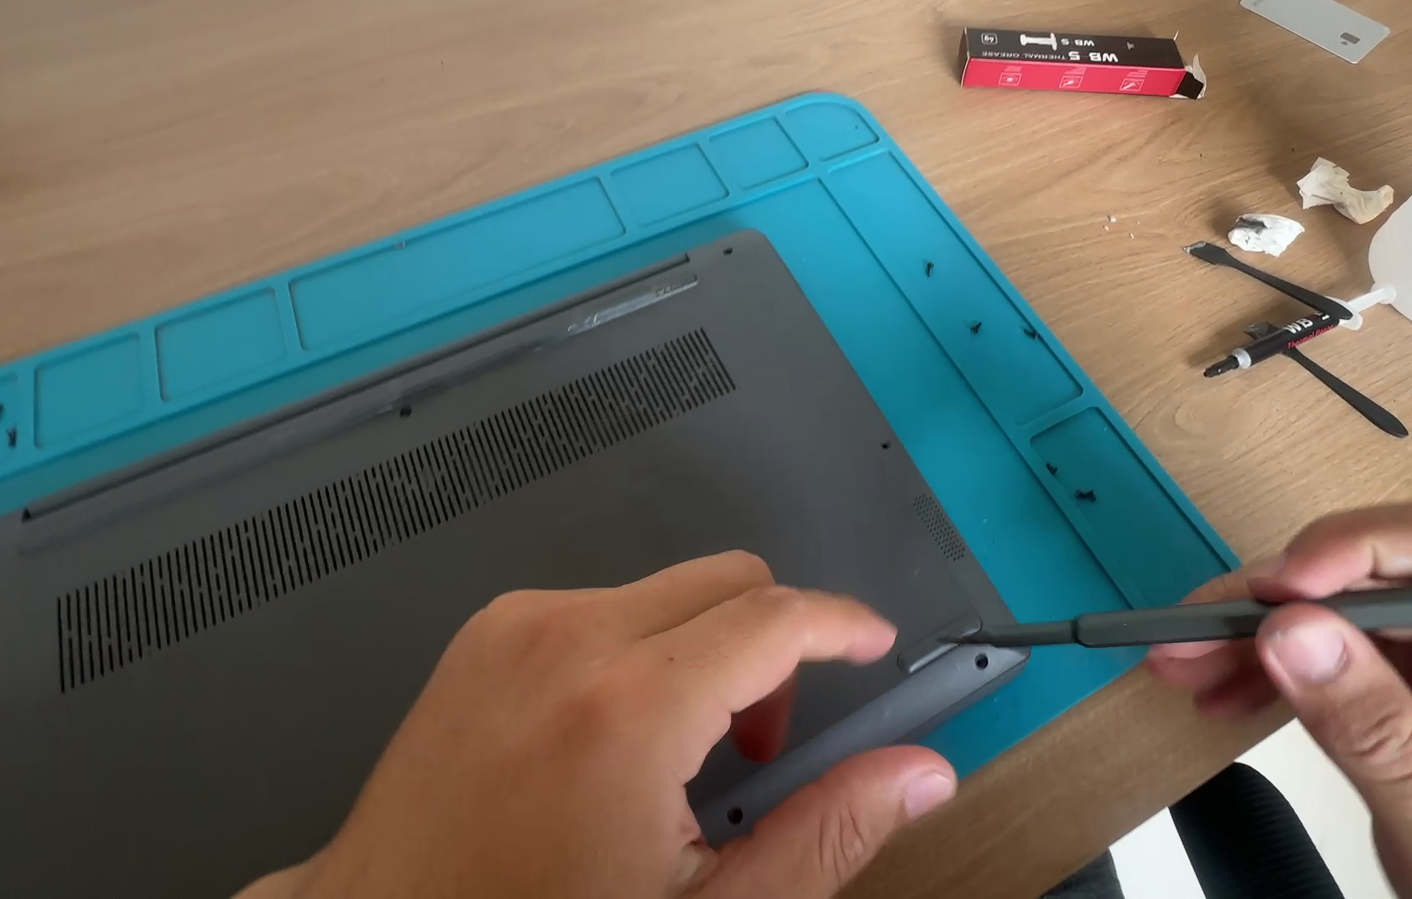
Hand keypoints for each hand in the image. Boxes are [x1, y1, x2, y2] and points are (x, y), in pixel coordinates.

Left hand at [238, 551, 955, 898]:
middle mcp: (572, 636)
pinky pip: (608, 603)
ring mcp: (521, 623)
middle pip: (728, 580)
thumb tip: (920, 773)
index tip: (871, 644)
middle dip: (773, 641)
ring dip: (707, 647)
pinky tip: (615, 732)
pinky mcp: (492, 628)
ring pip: (671, 589)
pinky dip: (644, 647)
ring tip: (682, 751)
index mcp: (630, 705)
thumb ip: (829, 832)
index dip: (842, 625)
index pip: (775, 617)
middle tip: (761, 741)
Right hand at [1146, 497, 1411, 898]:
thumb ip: (1382, 743)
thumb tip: (1288, 629)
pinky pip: (1344, 645)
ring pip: (1349, 605)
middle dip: (1279, 600)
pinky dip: (1279, 664)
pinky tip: (1226, 688)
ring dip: (1260, 632)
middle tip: (1189, 634)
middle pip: (1389, 577)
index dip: (1367, 546)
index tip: (1274, 588)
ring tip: (1186, 665)